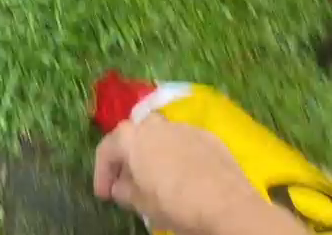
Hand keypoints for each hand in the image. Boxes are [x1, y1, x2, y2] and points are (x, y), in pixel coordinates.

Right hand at [93, 117, 302, 234]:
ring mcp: (180, 127)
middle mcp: (150, 124)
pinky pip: (185, 143)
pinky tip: (188, 175)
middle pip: (132, 139)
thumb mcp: (143, 206)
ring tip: (159, 176)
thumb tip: (120, 188)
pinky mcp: (206, 136)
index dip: (102, 174)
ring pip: (159, 137)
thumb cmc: (177, 205)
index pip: (105, 151)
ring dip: (155, 154)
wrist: (230, 206)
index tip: (104, 195)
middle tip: (130, 183)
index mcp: (128, 137)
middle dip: (129, 160)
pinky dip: (180, 156)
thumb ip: (124, 193)